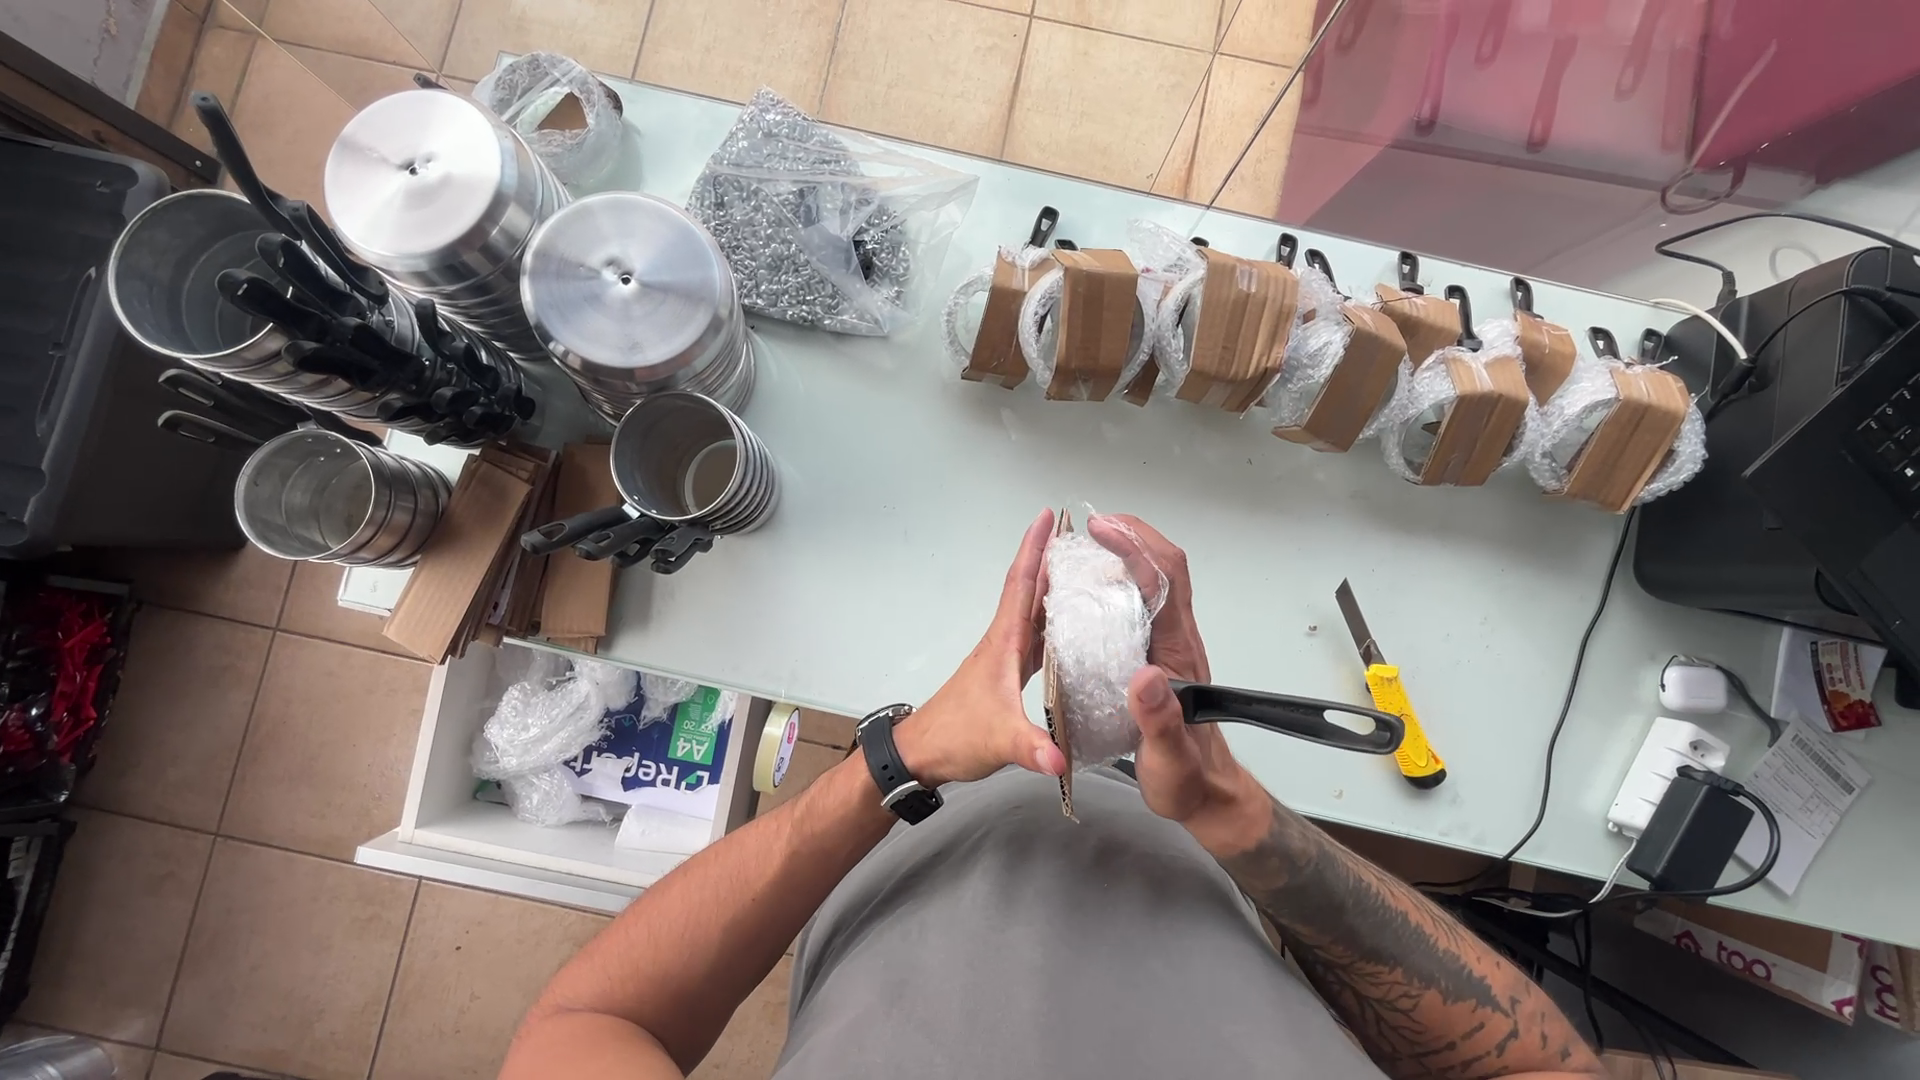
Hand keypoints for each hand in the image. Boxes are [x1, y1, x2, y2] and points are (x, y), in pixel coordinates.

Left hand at [893, 510, 1067, 786]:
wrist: (925, 752)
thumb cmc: (955, 735)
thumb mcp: (999, 740)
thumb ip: (1031, 747)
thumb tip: (1059, 759)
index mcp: (1003, 643)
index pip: (1020, 584)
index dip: (1034, 548)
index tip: (1048, 517)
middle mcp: (1004, 642)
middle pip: (1028, 590)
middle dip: (1048, 557)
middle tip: (1075, 532)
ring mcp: (1005, 658)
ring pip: (1032, 612)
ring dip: (1051, 588)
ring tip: (1079, 569)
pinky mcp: (1008, 675)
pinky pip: (1035, 639)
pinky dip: (1052, 624)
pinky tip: (1071, 628)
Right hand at [1089, 516, 1268, 854]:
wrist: (1206, 794)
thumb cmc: (1187, 778)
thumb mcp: (1168, 759)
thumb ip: (1158, 720)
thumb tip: (1144, 675)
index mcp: (1177, 653)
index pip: (1165, 582)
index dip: (1137, 547)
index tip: (1103, 529)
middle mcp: (1175, 640)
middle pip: (1165, 569)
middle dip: (1133, 536)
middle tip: (1093, 526)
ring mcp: (1167, 646)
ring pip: (1156, 582)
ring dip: (1129, 552)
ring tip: (1089, 546)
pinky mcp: (1157, 656)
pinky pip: (1143, 604)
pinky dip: (1122, 580)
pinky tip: (1094, 588)